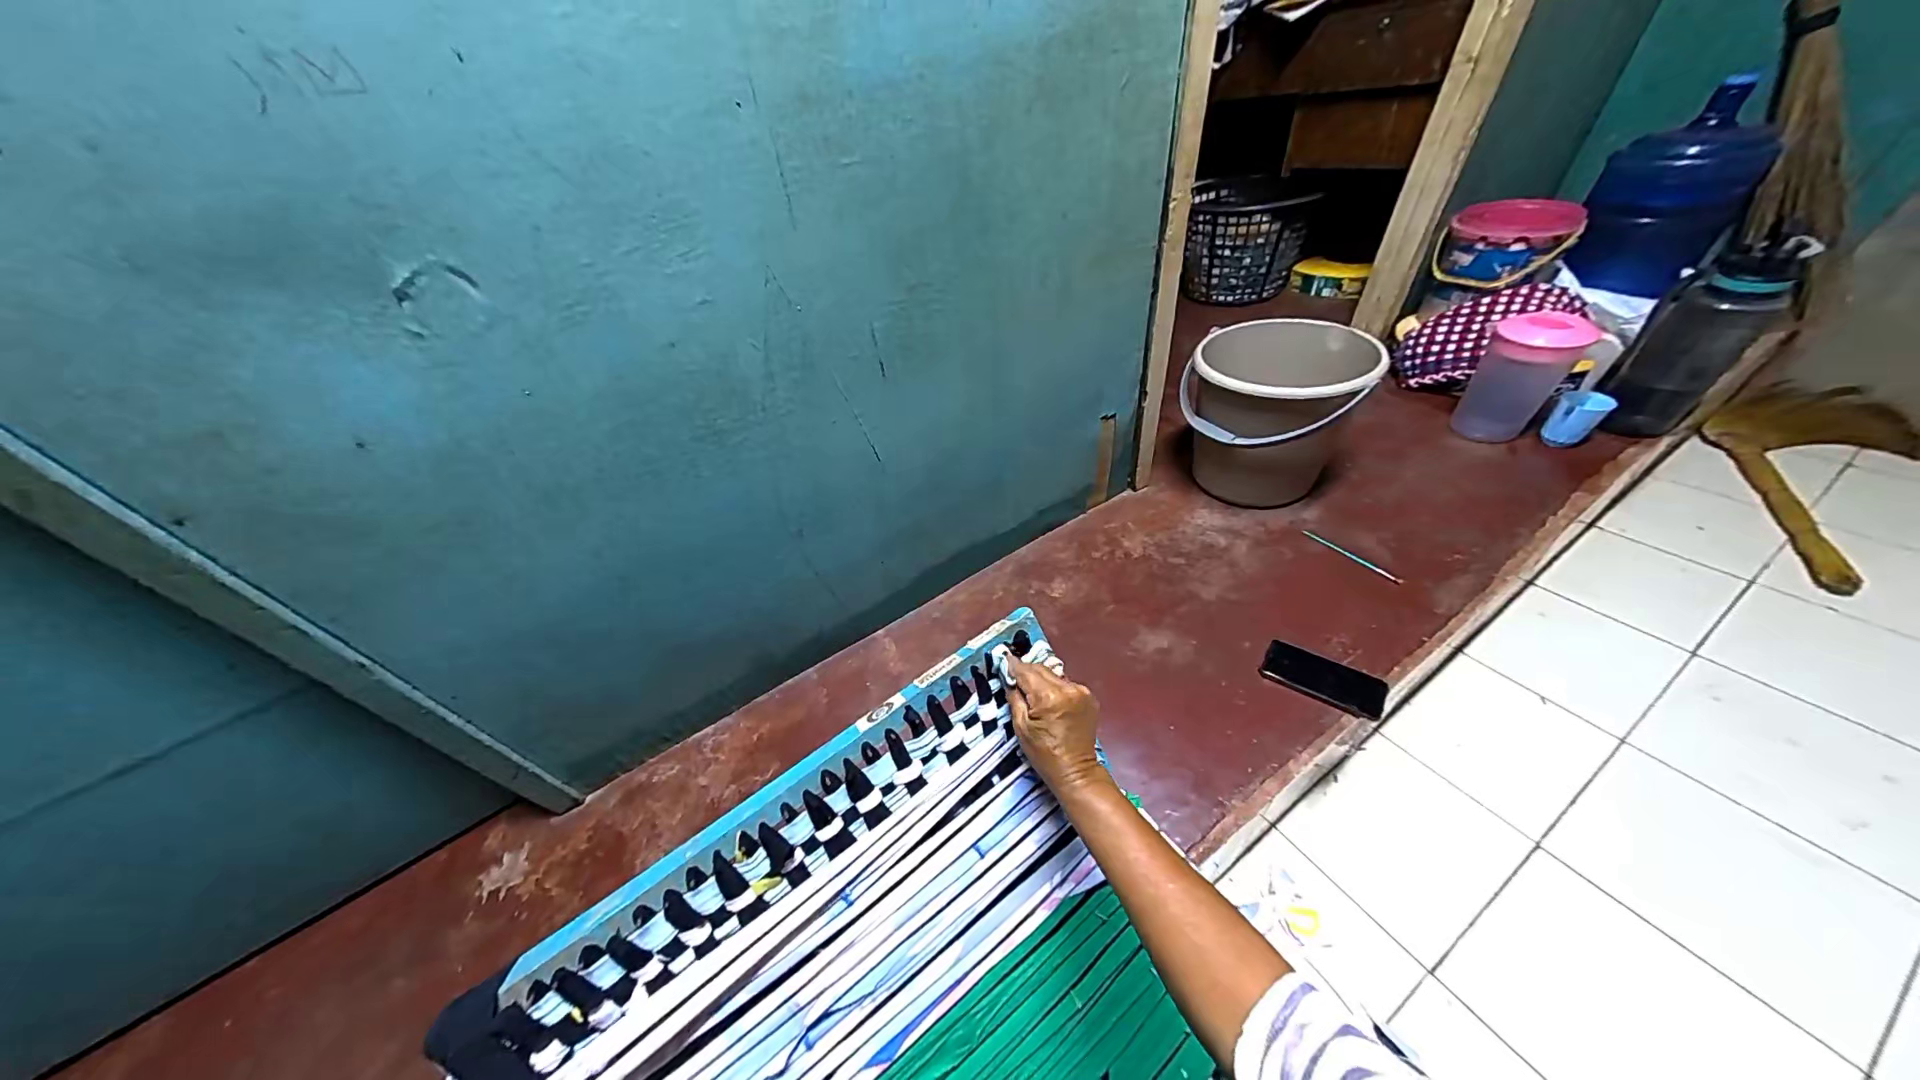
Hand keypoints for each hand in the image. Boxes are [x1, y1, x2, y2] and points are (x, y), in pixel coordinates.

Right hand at [1007, 657, 1107, 794]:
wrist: (1076, 771)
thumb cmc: (1044, 754)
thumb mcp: (1021, 727)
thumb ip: (1015, 698)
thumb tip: (1010, 680)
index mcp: (1049, 697)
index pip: (1026, 672)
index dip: (1013, 666)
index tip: (1004, 659)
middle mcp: (1068, 689)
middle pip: (1041, 669)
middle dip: (1027, 672)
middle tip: (1014, 677)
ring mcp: (1081, 692)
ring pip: (1054, 675)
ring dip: (1042, 679)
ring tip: (1032, 692)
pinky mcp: (1089, 697)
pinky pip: (1066, 684)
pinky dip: (1056, 687)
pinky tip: (1051, 701)